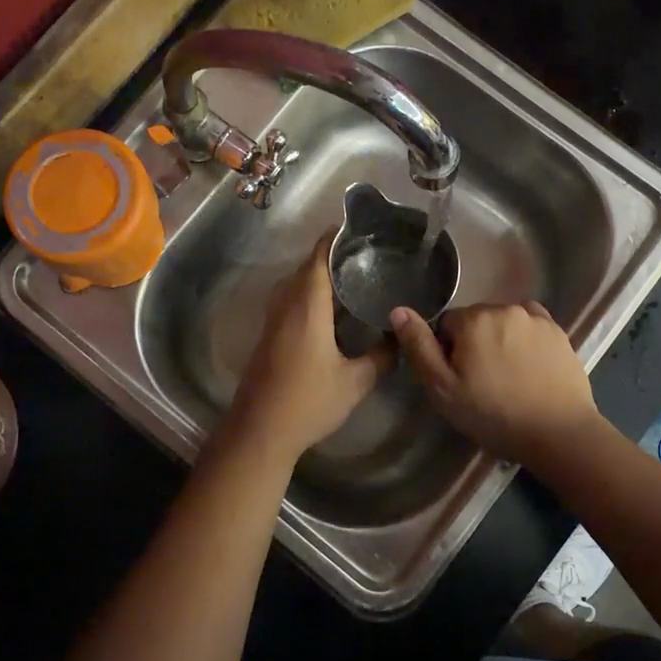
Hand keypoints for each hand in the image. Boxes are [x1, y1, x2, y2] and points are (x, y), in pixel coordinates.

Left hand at [223, 234, 393, 458]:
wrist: (260, 430)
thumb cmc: (308, 402)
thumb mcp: (355, 382)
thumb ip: (382, 357)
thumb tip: (400, 338)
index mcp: (307, 307)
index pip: (319, 258)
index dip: (336, 239)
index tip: (359, 229)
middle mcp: (286, 305)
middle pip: (306, 267)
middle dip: (332, 256)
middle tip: (366, 255)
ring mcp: (273, 320)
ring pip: (296, 284)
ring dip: (319, 277)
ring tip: (352, 278)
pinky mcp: (268, 336)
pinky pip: (290, 301)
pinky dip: (310, 294)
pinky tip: (331, 310)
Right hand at [390, 302, 605, 462]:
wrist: (558, 433)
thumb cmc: (493, 414)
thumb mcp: (443, 389)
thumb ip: (419, 347)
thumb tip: (398, 310)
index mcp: (473, 319)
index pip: (445, 324)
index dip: (446, 351)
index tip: (458, 379)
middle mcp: (504, 308)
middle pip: (475, 320)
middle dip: (473, 343)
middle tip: (481, 382)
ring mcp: (536, 318)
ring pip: (503, 323)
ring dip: (500, 340)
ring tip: (508, 378)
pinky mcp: (559, 332)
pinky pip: (531, 326)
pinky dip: (525, 339)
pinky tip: (528, 366)